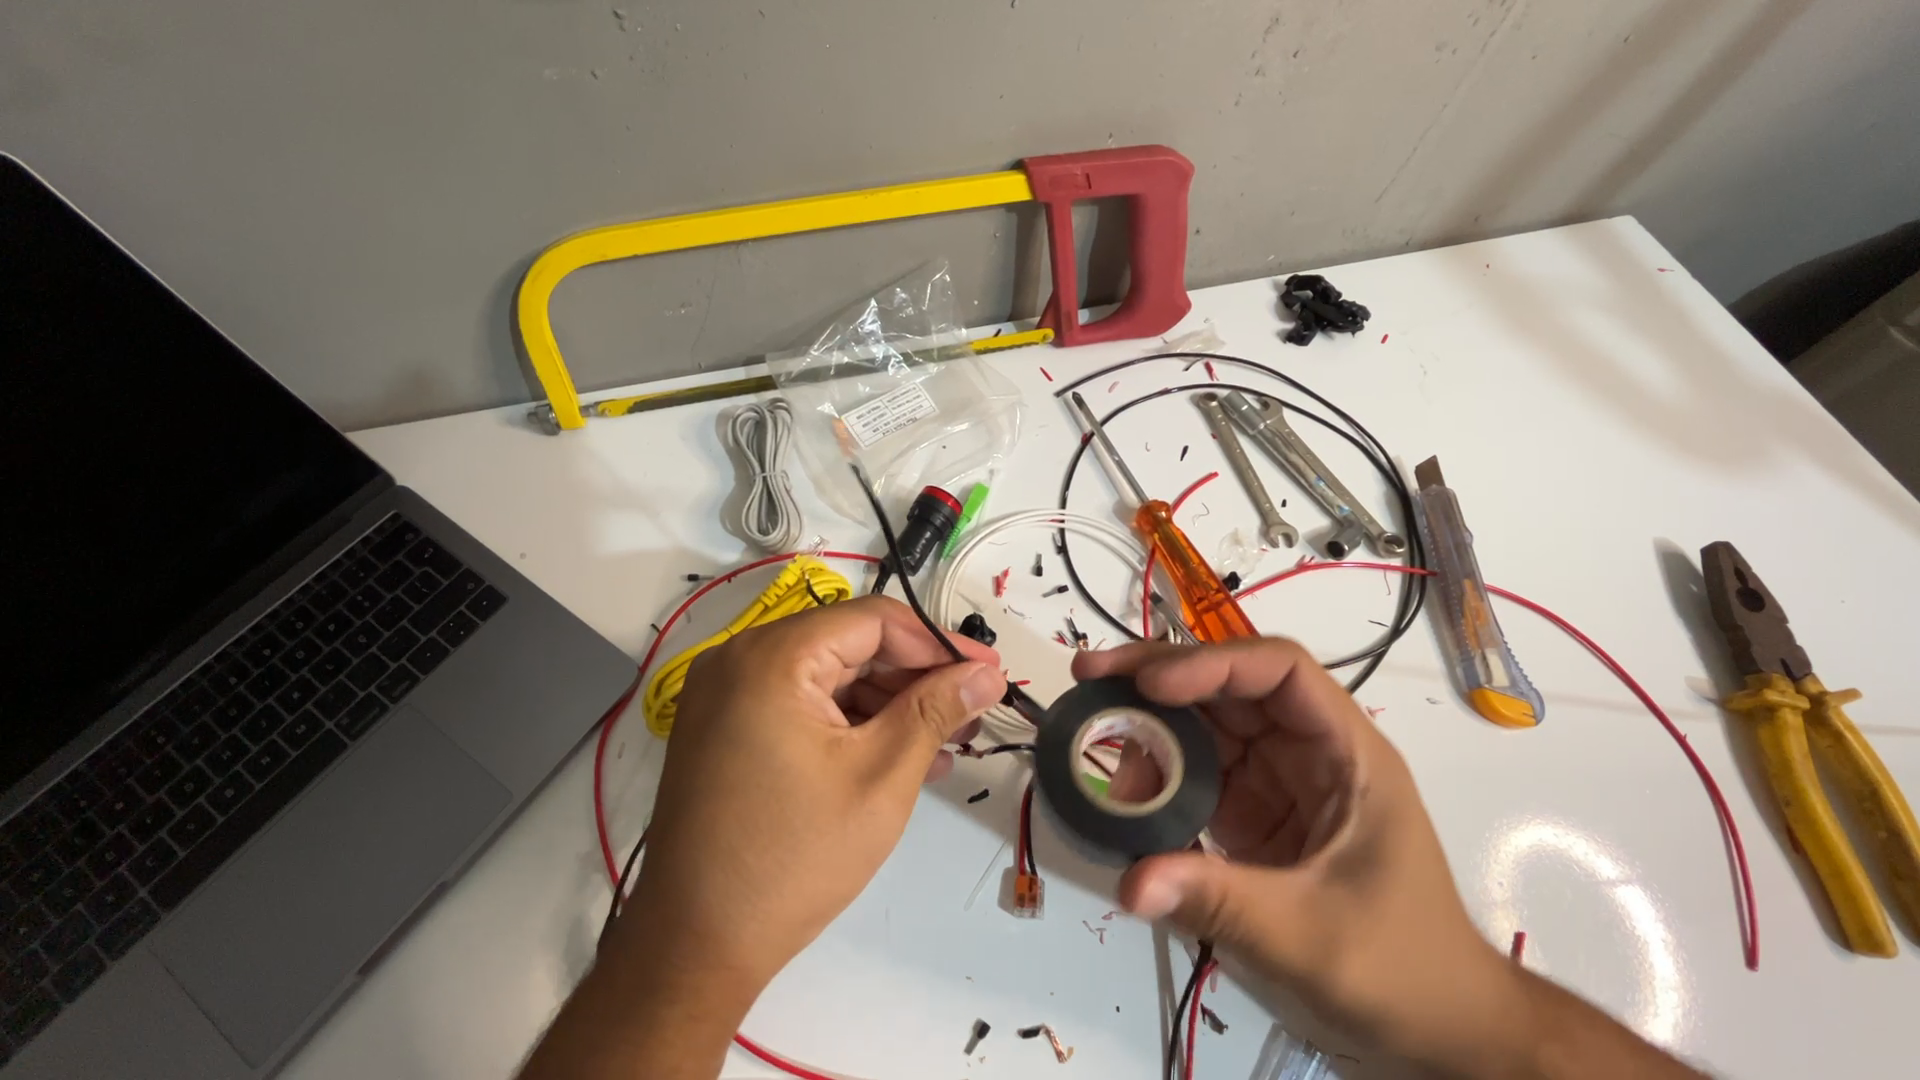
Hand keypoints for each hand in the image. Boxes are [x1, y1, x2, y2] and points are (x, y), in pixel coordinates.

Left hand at [614, 595, 1004, 991]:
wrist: (696, 945)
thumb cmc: (794, 857)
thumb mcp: (881, 777)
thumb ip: (936, 711)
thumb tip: (987, 674)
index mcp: (771, 657)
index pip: (873, 621)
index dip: (937, 643)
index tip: (987, 672)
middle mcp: (738, 660)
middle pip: (848, 645)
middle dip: (915, 676)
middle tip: (971, 709)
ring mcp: (724, 697)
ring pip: (826, 677)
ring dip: (887, 703)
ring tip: (945, 740)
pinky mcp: (723, 732)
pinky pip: (798, 707)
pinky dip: (848, 723)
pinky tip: (899, 755)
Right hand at [1072, 639, 1510, 1065]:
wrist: (1437, 1024)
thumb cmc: (1400, 968)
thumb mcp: (1309, 937)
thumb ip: (1218, 902)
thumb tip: (1127, 881)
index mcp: (1346, 753)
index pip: (1279, 671)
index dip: (1212, 664)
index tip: (1150, 686)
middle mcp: (1307, 750)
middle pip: (1228, 686)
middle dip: (1158, 677)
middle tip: (1088, 676)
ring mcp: (1277, 780)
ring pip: (1204, 725)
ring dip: (1149, 725)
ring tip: (1095, 743)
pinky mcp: (1251, 813)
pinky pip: (1194, 774)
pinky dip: (1154, 776)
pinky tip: (1122, 792)